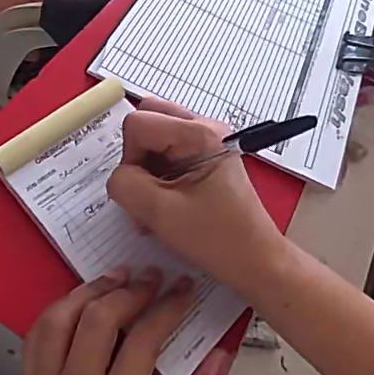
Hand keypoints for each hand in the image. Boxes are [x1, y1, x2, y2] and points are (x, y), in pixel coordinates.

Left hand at [0, 270, 232, 374]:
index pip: (141, 340)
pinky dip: (58, 312)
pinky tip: (81, 305)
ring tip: (118, 278)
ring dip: (88, 291)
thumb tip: (218, 358)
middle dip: (130, 289)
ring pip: (56, 320)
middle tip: (156, 276)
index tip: (186, 288)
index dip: (167, 307)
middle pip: (96, 318)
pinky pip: (36, 341)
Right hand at [106, 100, 292, 294]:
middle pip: (149, 116)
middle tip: (146, 187)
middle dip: (137, 153)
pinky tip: (166, 201)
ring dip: (147, 165)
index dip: (129, 157)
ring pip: (157, 133)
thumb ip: (126, 185)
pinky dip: (159, 171)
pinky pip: (170, 149)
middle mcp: (206, 127)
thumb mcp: (160, 214)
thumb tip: (118, 175)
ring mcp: (209, 139)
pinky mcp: (207, 155)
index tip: (143, 190)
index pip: (138, 123)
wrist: (255, 258)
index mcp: (199, 134)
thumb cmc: (216, 238)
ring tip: (157, 201)